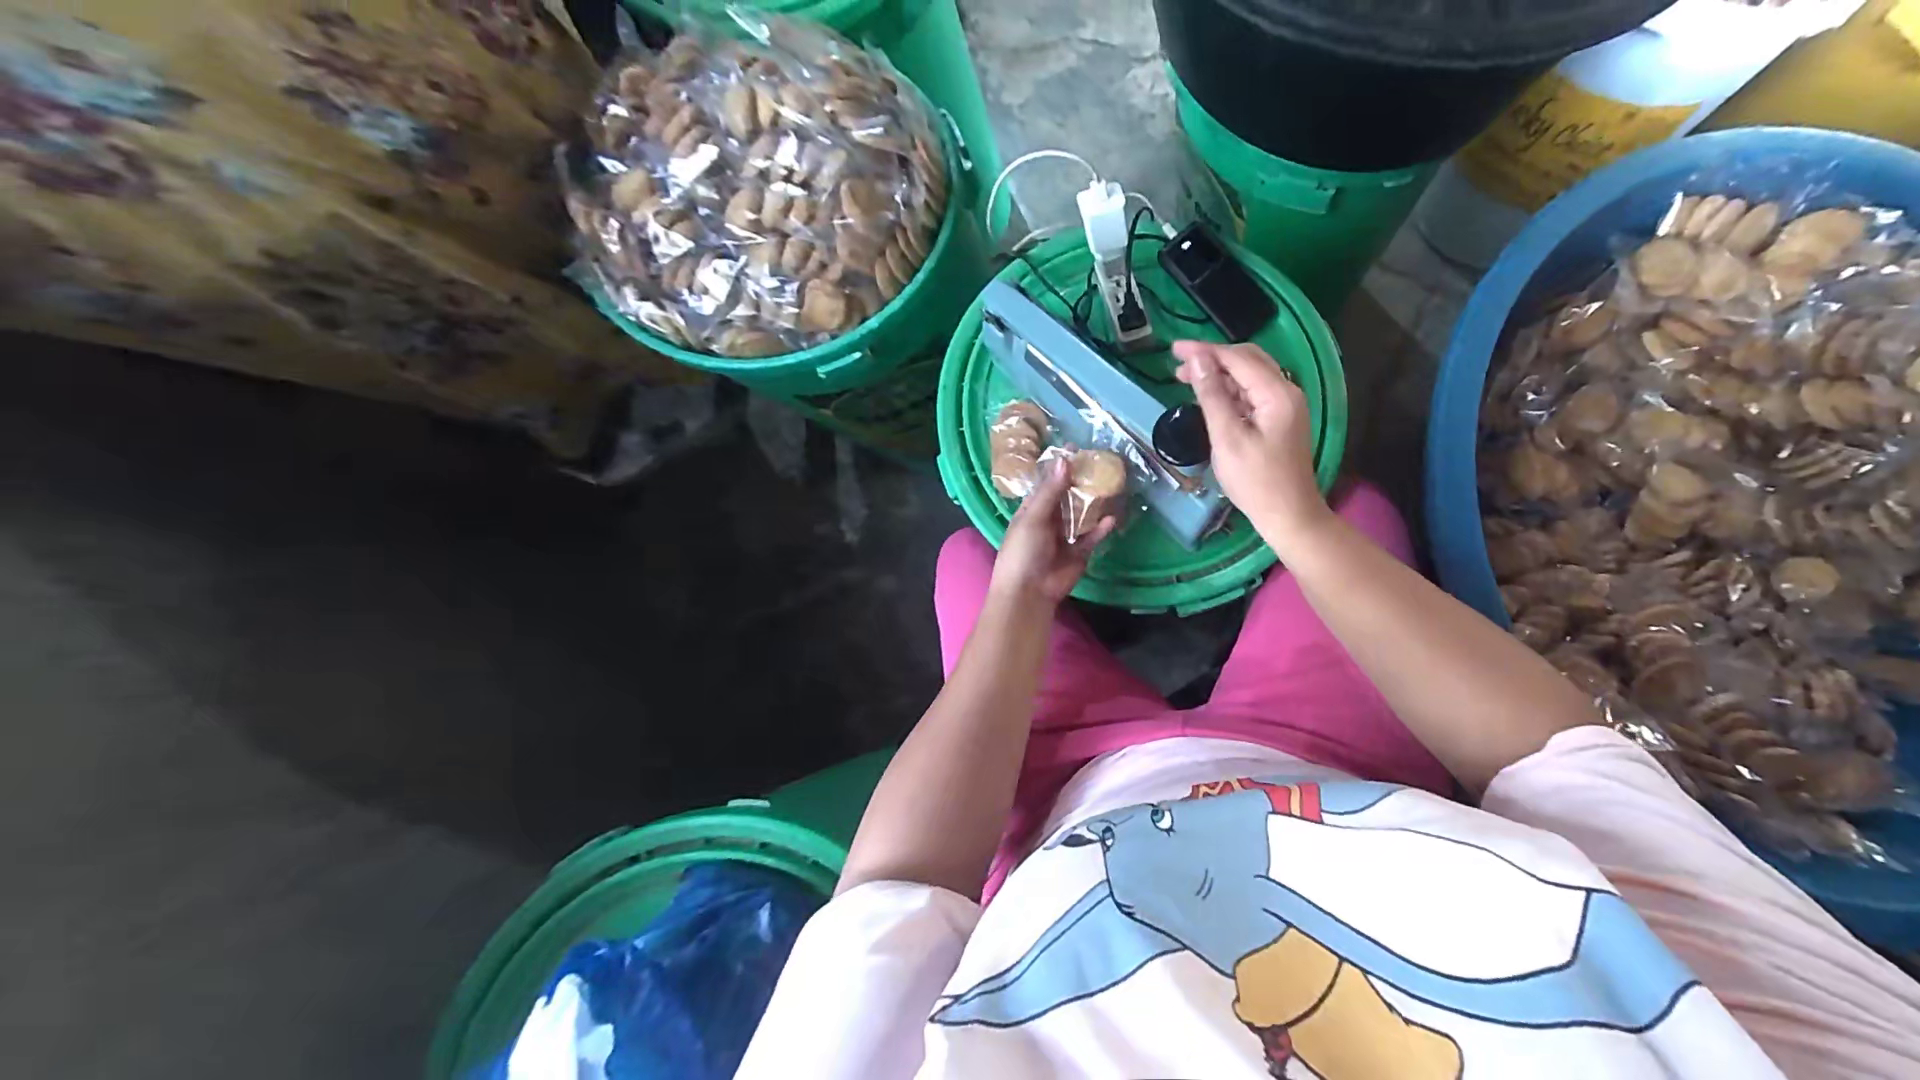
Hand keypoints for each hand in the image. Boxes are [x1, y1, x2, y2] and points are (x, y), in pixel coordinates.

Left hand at [990, 461, 1114, 606]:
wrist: (1029, 592)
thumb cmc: (1023, 551)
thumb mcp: (1034, 517)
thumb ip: (1050, 490)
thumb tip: (1065, 460)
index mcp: (1032, 509)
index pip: (1047, 482)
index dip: (1059, 467)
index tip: (1076, 448)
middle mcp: (1049, 519)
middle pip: (1068, 496)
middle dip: (1081, 481)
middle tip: (1101, 463)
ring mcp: (1065, 536)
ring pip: (1082, 514)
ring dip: (1094, 502)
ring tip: (1112, 483)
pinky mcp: (1079, 553)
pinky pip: (1092, 536)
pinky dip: (1101, 528)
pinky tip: (1113, 517)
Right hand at [1173, 340, 1329, 545]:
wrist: (1288, 514)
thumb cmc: (1255, 480)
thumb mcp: (1227, 437)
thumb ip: (1211, 396)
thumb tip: (1198, 362)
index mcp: (1276, 393)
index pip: (1237, 358)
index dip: (1204, 351)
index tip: (1173, 349)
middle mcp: (1286, 391)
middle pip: (1247, 359)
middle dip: (1212, 357)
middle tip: (1178, 364)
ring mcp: (1285, 405)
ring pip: (1250, 375)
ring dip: (1220, 372)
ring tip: (1188, 378)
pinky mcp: (1279, 418)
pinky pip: (1252, 392)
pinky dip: (1230, 389)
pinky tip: (1211, 396)